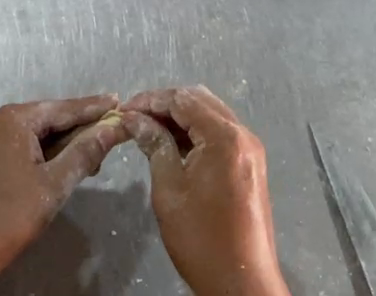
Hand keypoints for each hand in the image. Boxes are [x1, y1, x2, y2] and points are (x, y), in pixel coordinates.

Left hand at [0, 94, 129, 295]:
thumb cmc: (9, 216)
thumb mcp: (54, 185)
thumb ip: (84, 152)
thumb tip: (112, 128)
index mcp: (15, 118)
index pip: (64, 108)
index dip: (94, 107)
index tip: (120, 101)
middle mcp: (0, 119)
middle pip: (50, 118)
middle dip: (80, 130)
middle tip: (110, 138)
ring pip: (37, 134)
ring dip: (63, 145)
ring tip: (91, 157)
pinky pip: (23, 145)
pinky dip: (45, 154)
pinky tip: (62, 167)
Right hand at [121, 86, 289, 295]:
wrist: (242, 284)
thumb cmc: (201, 238)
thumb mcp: (169, 188)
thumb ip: (154, 145)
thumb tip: (135, 119)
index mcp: (224, 137)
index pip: (183, 99)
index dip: (151, 100)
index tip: (125, 109)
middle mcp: (242, 134)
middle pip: (199, 100)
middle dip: (166, 104)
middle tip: (136, 118)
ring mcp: (249, 150)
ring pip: (211, 114)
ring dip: (181, 117)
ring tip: (150, 130)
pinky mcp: (250, 165)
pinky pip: (220, 134)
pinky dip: (196, 132)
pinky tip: (173, 145)